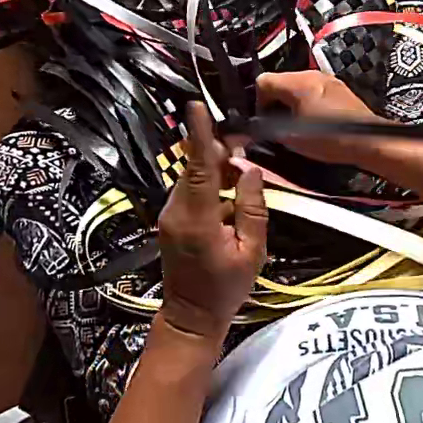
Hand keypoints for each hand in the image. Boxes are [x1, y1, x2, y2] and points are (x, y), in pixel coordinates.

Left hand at [156, 103, 268, 341]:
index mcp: (198, 218)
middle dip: (218, 153)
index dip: (199, 135)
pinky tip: (227, 197)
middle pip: (196, 167)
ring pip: (192, 178)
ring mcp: (169, 215)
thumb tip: (250, 170)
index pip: (199, 167)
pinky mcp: (169, 219)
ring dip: (214, 171)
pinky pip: (189, 192)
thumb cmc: (226, 288)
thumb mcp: (253, 252)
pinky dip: (208, 186)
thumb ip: (252, 208)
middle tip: (243, 150)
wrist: (191, 316)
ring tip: (239, 175)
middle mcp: (177, 210)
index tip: (196, 106)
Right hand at [253, 70, 389, 166]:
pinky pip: (313, 89)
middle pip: (280, 81)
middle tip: (279, 125)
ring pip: (296, 85)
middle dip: (275, 102)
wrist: (367, 141)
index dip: (259, 102)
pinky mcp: (338, 87)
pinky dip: (307, 101)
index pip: (263, 81)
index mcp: (297, 82)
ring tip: (297, 124)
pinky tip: (314, 120)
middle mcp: (311, 74)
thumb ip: (270, 127)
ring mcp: (327, 79)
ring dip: (291, 102)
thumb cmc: (329, 139)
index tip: (265, 121)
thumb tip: (261, 126)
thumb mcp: (292, 138)